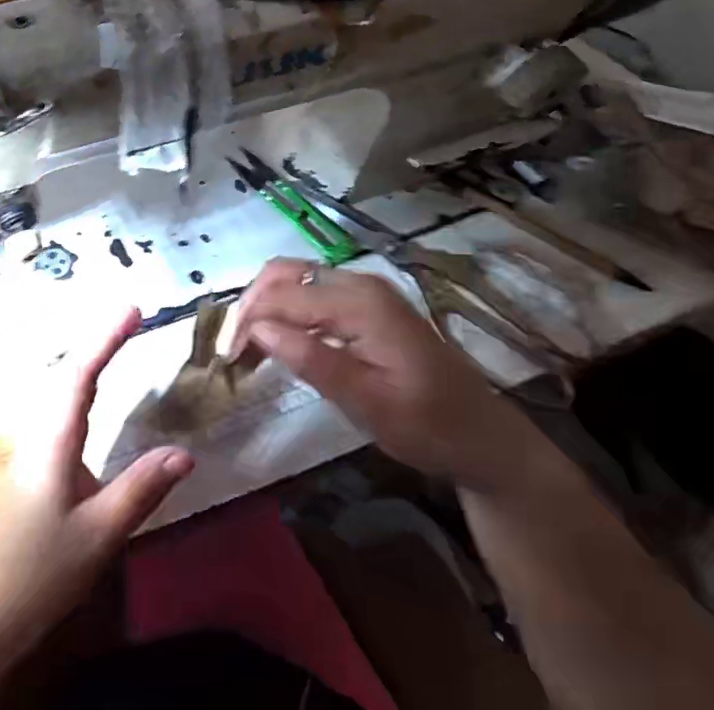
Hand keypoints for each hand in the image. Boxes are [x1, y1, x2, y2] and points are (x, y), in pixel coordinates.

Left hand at [0, 309, 193, 657]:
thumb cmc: (42, 568)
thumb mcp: (100, 533)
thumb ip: (140, 490)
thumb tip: (184, 453)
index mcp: (53, 441)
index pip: (80, 377)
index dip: (105, 340)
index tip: (131, 310)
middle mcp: (38, 435)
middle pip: (68, 376)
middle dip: (98, 343)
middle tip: (131, 318)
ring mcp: (32, 451)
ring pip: (61, 395)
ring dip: (88, 364)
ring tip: (118, 342)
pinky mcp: (34, 468)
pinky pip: (61, 415)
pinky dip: (82, 393)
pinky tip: (93, 401)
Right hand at [226, 259, 540, 491]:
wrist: (487, 441)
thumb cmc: (429, 427)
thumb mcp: (368, 403)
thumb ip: (311, 361)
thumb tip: (258, 330)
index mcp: (362, 304)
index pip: (282, 297)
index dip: (246, 323)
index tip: (227, 359)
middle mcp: (360, 284)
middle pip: (282, 273)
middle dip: (249, 305)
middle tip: (233, 348)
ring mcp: (365, 291)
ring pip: (293, 278)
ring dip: (263, 305)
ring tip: (248, 345)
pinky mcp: (366, 304)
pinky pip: (310, 291)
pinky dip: (283, 309)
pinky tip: (277, 340)